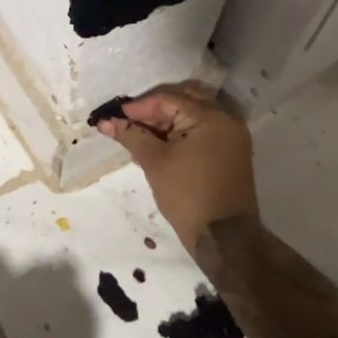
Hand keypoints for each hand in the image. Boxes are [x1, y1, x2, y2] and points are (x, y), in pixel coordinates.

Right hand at [96, 80, 257, 250]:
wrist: (224, 237)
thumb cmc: (187, 195)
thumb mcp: (154, 162)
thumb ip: (131, 136)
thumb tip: (105, 122)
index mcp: (210, 118)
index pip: (168, 99)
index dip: (139, 107)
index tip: (116, 117)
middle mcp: (226, 120)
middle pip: (184, 101)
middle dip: (154, 110)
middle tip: (130, 123)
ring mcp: (232, 137)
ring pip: (193, 116)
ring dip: (167, 122)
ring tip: (140, 138)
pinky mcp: (231, 153)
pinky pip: (203, 132)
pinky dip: (181, 134)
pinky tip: (159, 146)